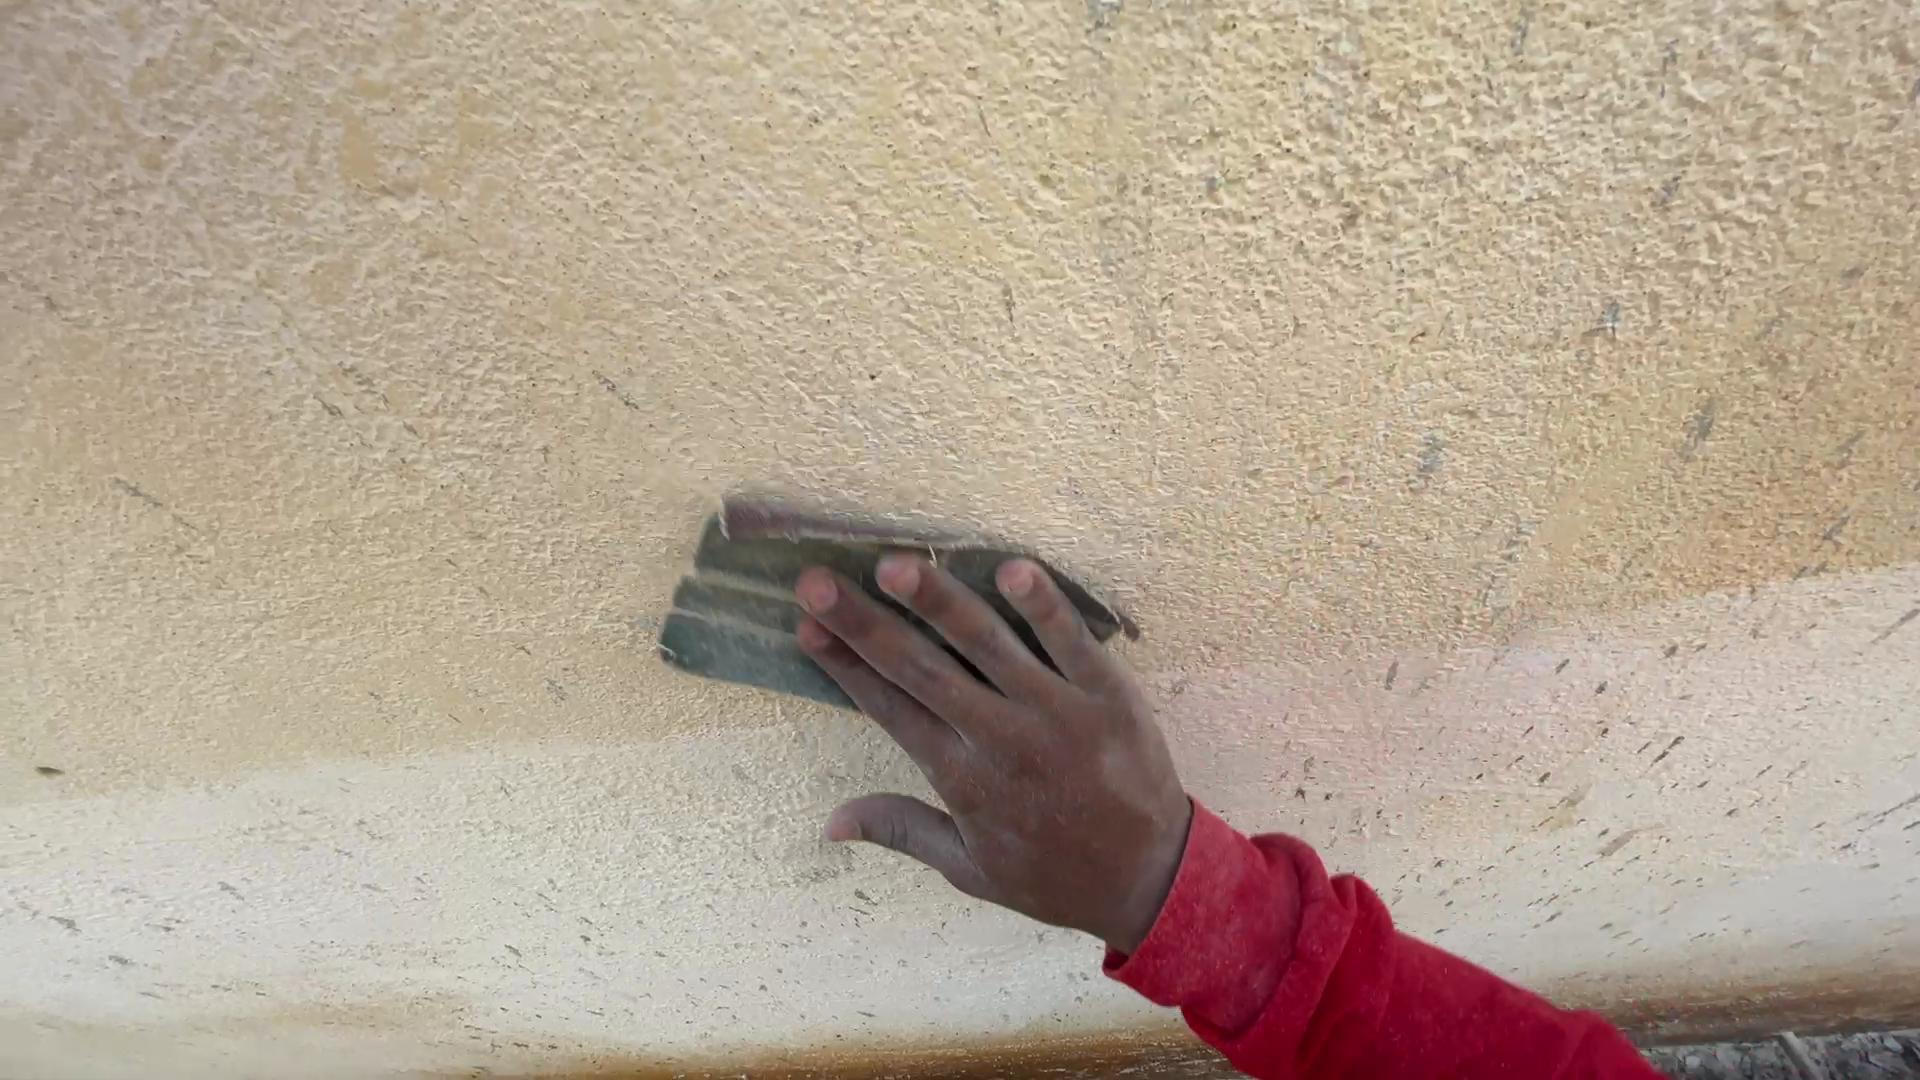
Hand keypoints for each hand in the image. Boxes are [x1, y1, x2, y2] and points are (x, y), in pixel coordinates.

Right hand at [793, 553, 1191, 953]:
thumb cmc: (1054, 873)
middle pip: (921, 669)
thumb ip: (901, 831)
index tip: (807, 625)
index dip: (844, 666)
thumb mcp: (970, 868)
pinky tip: (1011, 568)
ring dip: (940, 603)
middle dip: (865, 623)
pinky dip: (1042, 606)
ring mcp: (1055, 712)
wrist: (1152, 880)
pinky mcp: (1107, 694)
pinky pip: (1071, 642)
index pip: (889, 707)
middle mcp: (999, 739)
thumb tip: (828, 824)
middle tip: (818, 582)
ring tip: (896, 566)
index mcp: (962, 778)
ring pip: (987, 646)